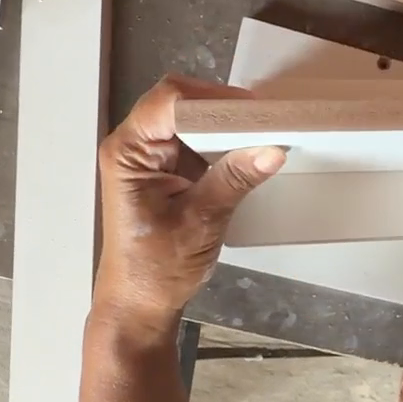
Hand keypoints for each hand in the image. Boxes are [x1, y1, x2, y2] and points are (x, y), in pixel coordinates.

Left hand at [91, 75, 284, 339]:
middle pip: (181, 105)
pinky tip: (248, 155)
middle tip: (267, 122)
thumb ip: (234, 180)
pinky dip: (223, 147)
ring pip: (192, 123)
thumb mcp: (202, 221)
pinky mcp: (167, 174)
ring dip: (227, 130)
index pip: (170, 101)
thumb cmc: (158, 268)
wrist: (141, 303)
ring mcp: (151, 159)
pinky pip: (196, 146)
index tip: (256, 111)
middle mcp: (135, 146)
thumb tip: (273, 149)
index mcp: (129, 151)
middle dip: (224, 110)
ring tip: (264, 136)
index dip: (214, 98)